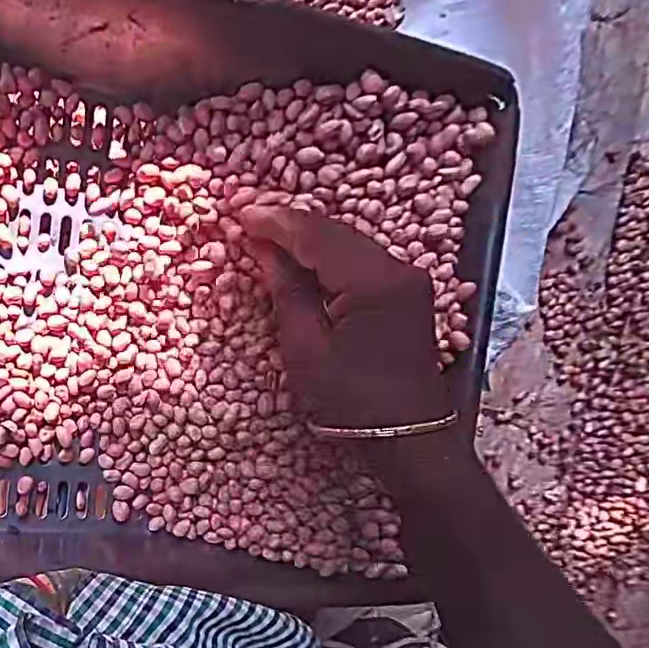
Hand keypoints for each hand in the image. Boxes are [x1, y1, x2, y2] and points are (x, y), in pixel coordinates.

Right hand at [241, 205, 450, 432]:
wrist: (405, 433)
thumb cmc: (351, 400)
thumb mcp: (306, 349)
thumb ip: (286, 292)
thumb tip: (265, 251)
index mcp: (374, 282)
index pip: (317, 236)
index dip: (276, 223)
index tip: (241, 214)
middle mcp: (398, 269)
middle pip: (335, 232)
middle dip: (291, 225)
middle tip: (249, 219)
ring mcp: (407, 279)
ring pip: (348, 242)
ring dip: (308, 238)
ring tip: (268, 236)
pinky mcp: (405, 292)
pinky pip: (358, 260)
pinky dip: (327, 255)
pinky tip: (301, 258)